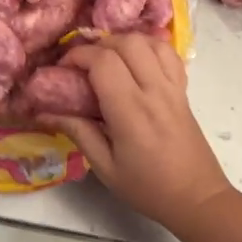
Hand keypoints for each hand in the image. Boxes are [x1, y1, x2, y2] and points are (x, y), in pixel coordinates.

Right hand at [42, 34, 232, 227]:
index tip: (63, 68)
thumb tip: (44, 113)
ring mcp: (173, 88)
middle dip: (98, 45)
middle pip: (127, 43)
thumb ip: (78, 132)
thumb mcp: (105, 167)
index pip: (104, 62)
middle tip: (83, 64)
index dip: (79, 56)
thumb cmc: (148, 188)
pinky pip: (168, 54)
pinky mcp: (184, 91)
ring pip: (149, 42)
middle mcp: (154, 92)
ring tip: (108, 59)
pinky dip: (149, 47)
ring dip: (124, 42)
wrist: (198, 199)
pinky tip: (135, 61)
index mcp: (131, 112)